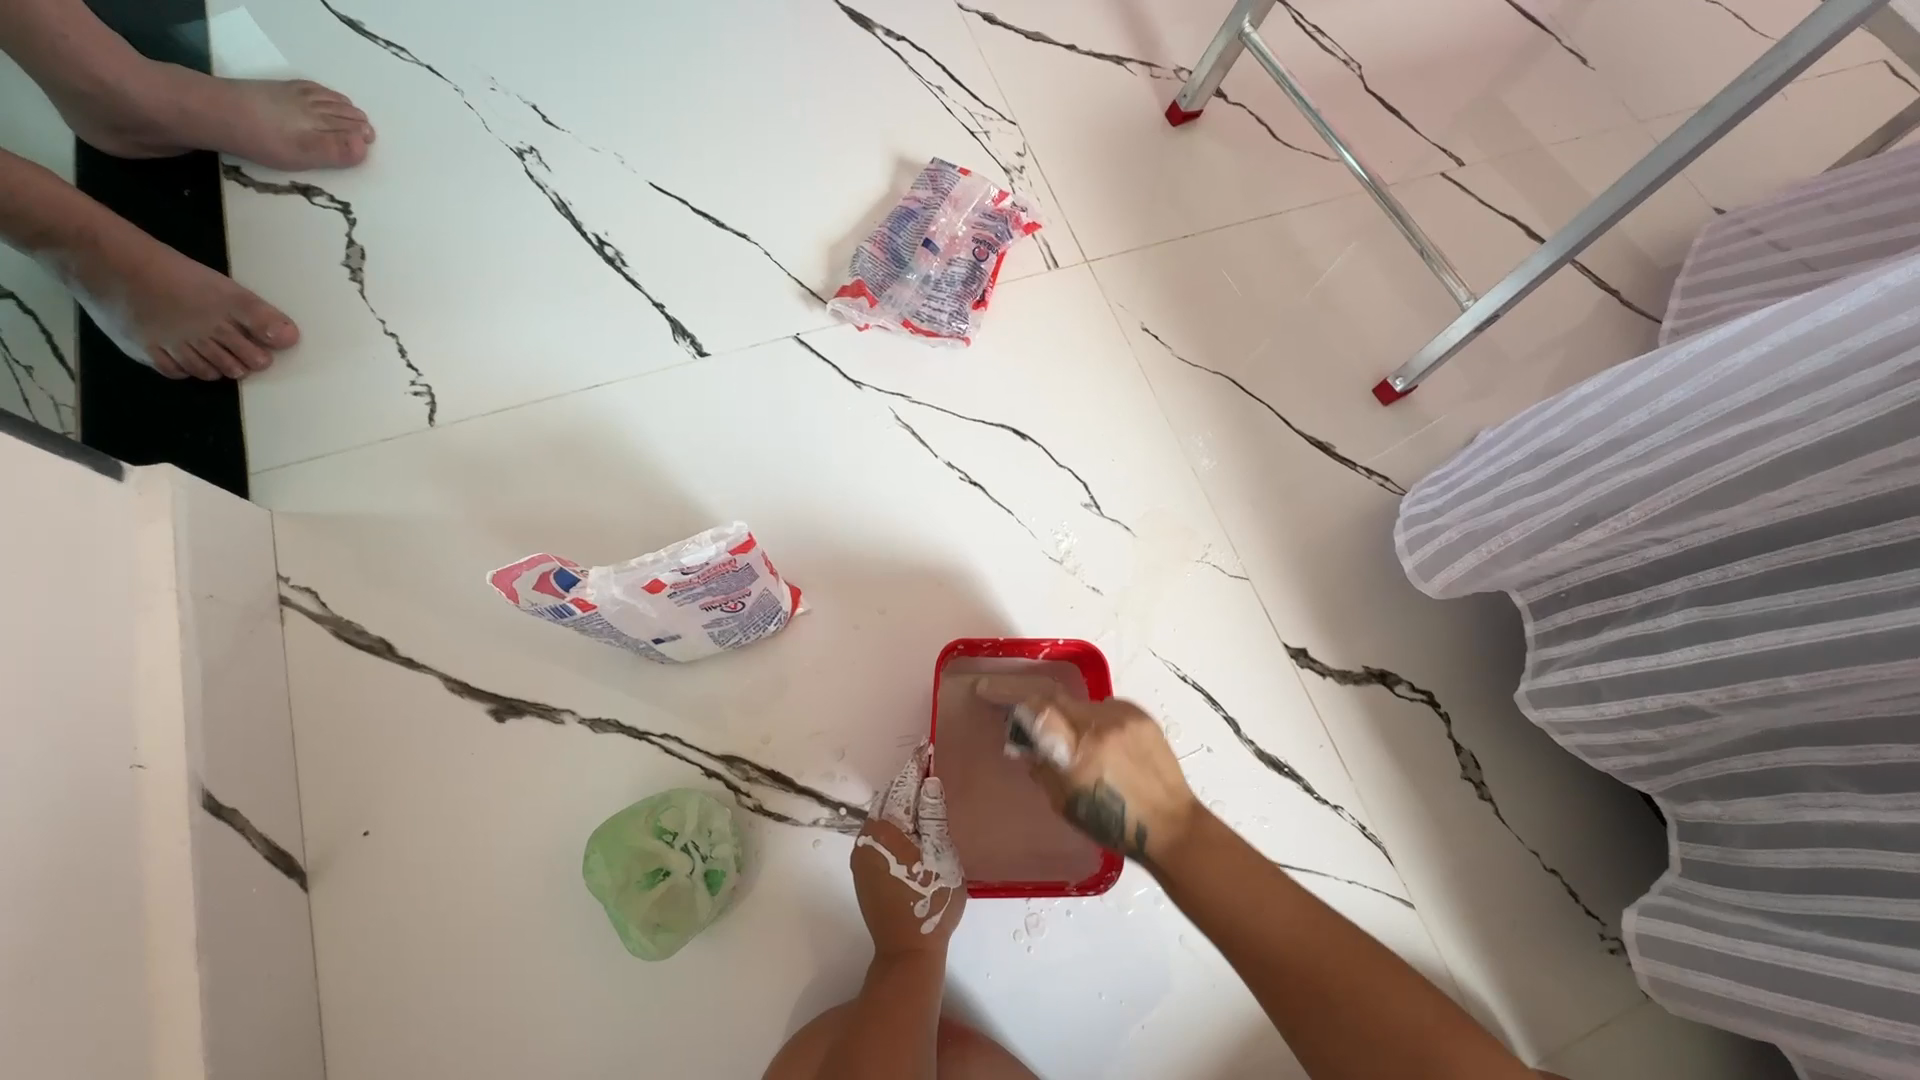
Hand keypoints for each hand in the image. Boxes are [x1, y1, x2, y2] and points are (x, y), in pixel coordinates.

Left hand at [852, 745, 965, 958]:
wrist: (907, 952)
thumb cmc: (929, 901)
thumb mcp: (942, 854)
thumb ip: (933, 817)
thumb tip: (929, 782)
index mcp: (883, 830)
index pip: (901, 788)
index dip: (915, 768)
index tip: (925, 748)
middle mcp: (866, 839)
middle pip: (890, 802)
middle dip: (909, 786)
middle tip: (930, 769)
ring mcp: (862, 857)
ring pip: (885, 819)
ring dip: (903, 807)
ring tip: (926, 795)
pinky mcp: (865, 872)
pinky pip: (882, 836)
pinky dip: (897, 826)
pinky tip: (915, 828)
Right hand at [976, 680, 1198, 865]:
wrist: (1170, 825)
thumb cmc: (1113, 824)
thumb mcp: (1065, 803)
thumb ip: (1041, 768)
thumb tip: (1022, 744)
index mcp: (1078, 753)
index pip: (1037, 708)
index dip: (1008, 694)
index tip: (986, 689)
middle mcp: (1100, 726)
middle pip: (1055, 698)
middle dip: (1033, 701)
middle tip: (1019, 709)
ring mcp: (1123, 718)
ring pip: (1081, 704)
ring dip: (1070, 717)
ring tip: (1076, 744)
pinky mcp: (1141, 716)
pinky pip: (1106, 709)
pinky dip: (1095, 721)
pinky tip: (1103, 744)